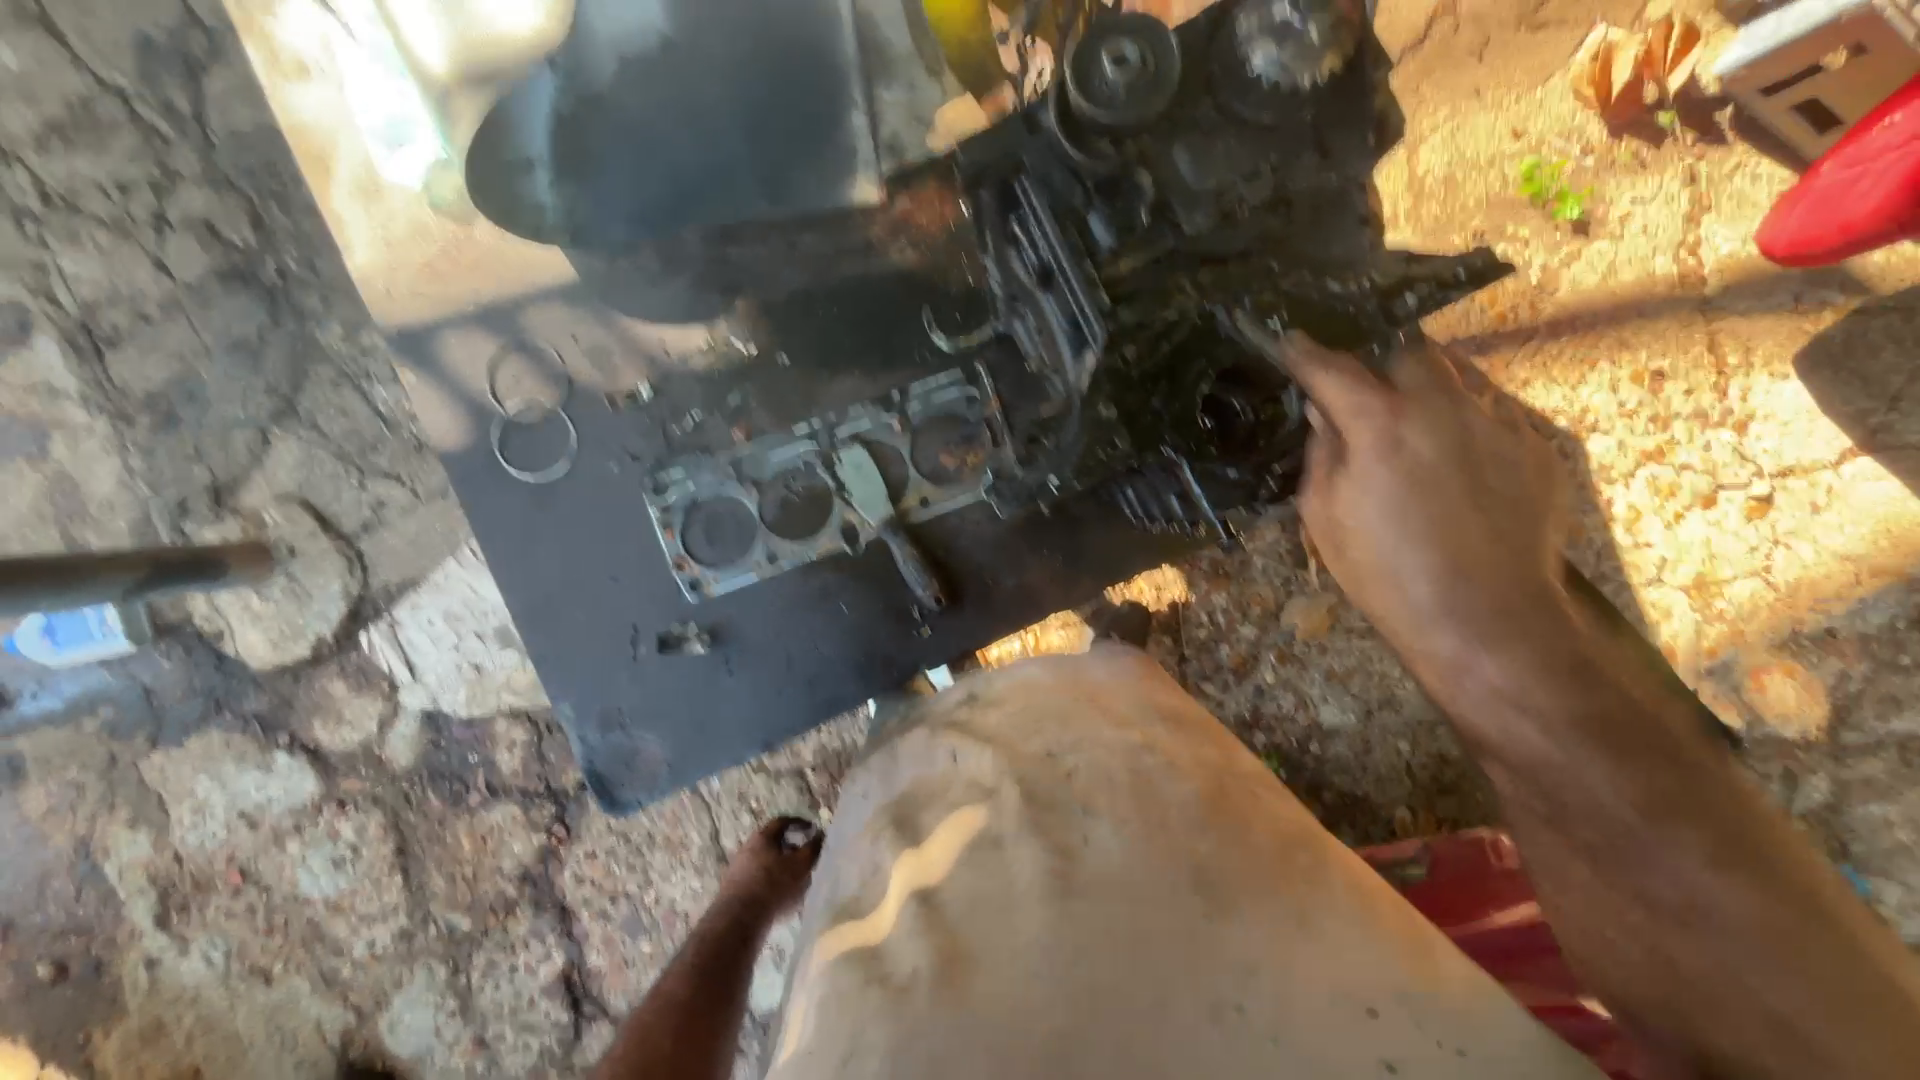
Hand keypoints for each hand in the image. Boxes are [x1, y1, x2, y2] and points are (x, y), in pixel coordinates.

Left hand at [717, 816, 825, 918]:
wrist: (738, 920)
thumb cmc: (774, 885)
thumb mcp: (801, 865)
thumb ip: (813, 848)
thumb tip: (820, 834)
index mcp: (762, 838)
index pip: (782, 822)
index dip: (799, 824)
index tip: (812, 830)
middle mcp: (746, 849)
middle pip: (771, 844)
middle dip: (790, 849)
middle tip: (805, 858)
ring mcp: (737, 870)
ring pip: (764, 863)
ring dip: (779, 869)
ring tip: (795, 881)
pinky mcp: (733, 891)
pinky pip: (757, 881)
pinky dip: (770, 884)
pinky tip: (779, 898)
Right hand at [1268, 329, 1573, 695]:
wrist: (1485, 619)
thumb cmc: (1385, 574)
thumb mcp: (1325, 516)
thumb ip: (1322, 451)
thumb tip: (1324, 411)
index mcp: (1380, 421)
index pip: (1331, 367)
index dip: (1304, 352)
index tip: (1289, 340)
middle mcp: (1442, 405)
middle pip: (1407, 351)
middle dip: (1380, 362)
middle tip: (1367, 391)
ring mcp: (1497, 422)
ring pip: (1458, 378)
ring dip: (1428, 392)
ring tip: (1416, 428)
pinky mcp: (1535, 447)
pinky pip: (1494, 416)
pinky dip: (1468, 427)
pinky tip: (1459, 467)